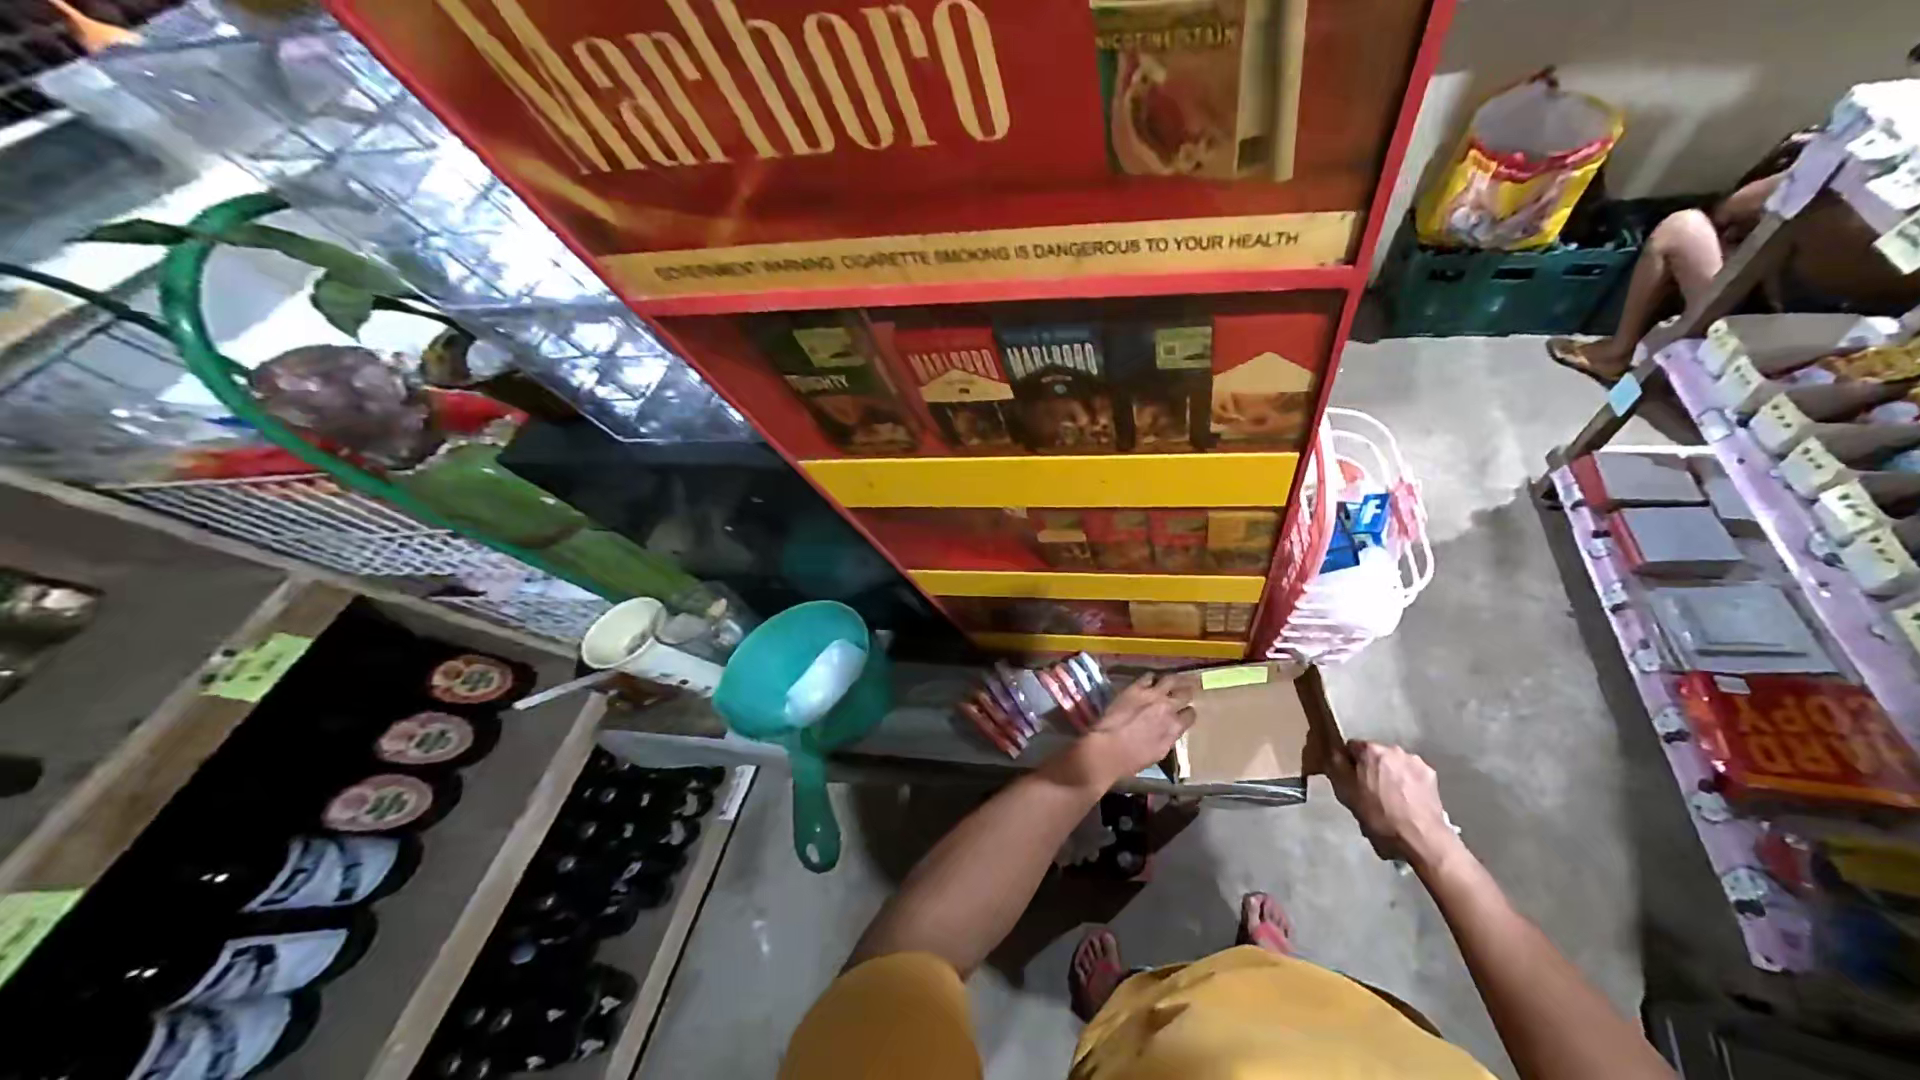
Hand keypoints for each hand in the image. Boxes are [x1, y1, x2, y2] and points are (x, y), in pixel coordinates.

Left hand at [1055, 673, 1196, 790]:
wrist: (1109, 746)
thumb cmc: (1133, 758)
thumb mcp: (1160, 752)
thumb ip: (1168, 737)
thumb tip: (1170, 730)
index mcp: (1175, 726)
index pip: (1190, 714)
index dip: (1188, 713)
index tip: (1185, 713)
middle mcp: (1168, 707)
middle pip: (1185, 694)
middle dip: (1187, 692)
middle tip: (1188, 689)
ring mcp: (1152, 695)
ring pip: (1171, 679)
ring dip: (1175, 679)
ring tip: (1177, 678)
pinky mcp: (1135, 688)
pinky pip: (1148, 676)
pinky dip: (1152, 678)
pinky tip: (1151, 680)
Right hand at [1330, 740, 1459, 867]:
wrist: (1420, 837)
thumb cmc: (1378, 815)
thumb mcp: (1345, 792)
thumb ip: (1335, 766)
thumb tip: (1335, 753)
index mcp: (1370, 750)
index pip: (1351, 747)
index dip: (1348, 763)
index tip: (1351, 780)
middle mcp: (1394, 749)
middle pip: (1374, 754)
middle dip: (1371, 767)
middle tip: (1370, 790)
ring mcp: (1415, 762)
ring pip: (1394, 763)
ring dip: (1390, 774)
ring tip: (1391, 797)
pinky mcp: (1431, 775)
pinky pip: (1411, 773)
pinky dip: (1407, 781)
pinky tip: (1407, 799)